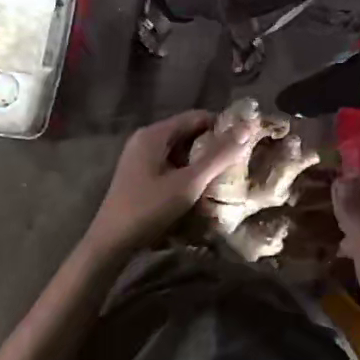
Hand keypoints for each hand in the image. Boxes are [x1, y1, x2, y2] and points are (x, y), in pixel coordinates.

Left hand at [86, 111, 253, 253]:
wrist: (111, 242)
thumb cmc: (149, 209)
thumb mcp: (188, 183)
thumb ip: (218, 156)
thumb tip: (247, 127)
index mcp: (154, 134)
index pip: (196, 117)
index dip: (222, 126)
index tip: (246, 141)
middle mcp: (146, 140)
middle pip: (188, 133)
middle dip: (213, 146)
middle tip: (240, 161)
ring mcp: (140, 158)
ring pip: (180, 151)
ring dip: (201, 162)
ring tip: (225, 176)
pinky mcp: (140, 175)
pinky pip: (170, 165)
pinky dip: (187, 172)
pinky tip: (201, 188)